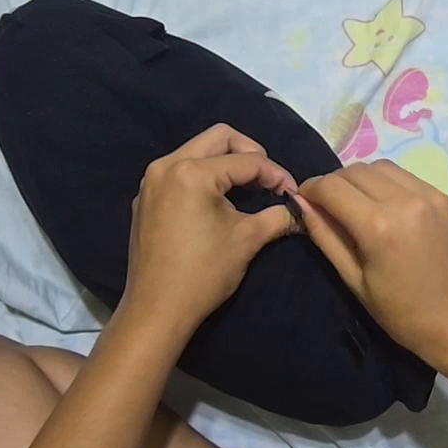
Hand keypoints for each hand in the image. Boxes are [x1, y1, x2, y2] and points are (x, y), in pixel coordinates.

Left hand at [120, 124, 298, 335]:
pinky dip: (205, 177)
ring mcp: (151, 181)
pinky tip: (219, 202)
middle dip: (251, 154)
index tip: (294, 194)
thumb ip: (278, 216)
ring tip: (249, 190)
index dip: (277, 174)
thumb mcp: (248, 240)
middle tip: (270, 181)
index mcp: (192, 173)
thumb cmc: (204, 274)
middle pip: (219, 138)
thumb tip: (301, 210)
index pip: (247, 160)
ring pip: (198, 151)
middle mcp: (167, 166)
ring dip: (227, 163)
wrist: (157, 310)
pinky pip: (181, 171)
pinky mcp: (146, 198)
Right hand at [294, 160, 447, 360]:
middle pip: (356, 170)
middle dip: (335, 183)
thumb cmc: (402, 313)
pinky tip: (387, 208)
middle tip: (329, 206)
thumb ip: (326, 236)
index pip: (332, 187)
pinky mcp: (447, 199)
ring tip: (358, 205)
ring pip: (382, 166)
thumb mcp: (354, 280)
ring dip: (362, 179)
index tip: (304, 199)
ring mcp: (431, 196)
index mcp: (379, 226)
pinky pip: (407, 178)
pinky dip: (389, 184)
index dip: (311, 189)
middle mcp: (406, 201)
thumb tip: (301, 203)